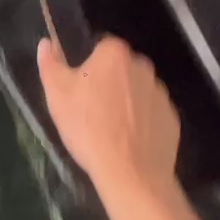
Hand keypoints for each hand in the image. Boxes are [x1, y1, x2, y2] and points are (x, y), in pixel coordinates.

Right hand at [38, 35, 190, 218]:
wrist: (130, 175)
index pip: (100, 47)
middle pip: (120, 68)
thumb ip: (49, 62)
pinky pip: (152, 115)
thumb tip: (46, 44)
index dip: (88, 65)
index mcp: (114, 53)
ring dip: (126, 102)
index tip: (80, 86)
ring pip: (137, 91)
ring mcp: (161, 95)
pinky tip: (129, 141)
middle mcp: (142, 67)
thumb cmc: (88, 126)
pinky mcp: (173, 121)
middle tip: (92, 107)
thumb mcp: (56, 93)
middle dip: (108, 81)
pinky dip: (142, 123)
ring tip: (111, 129)